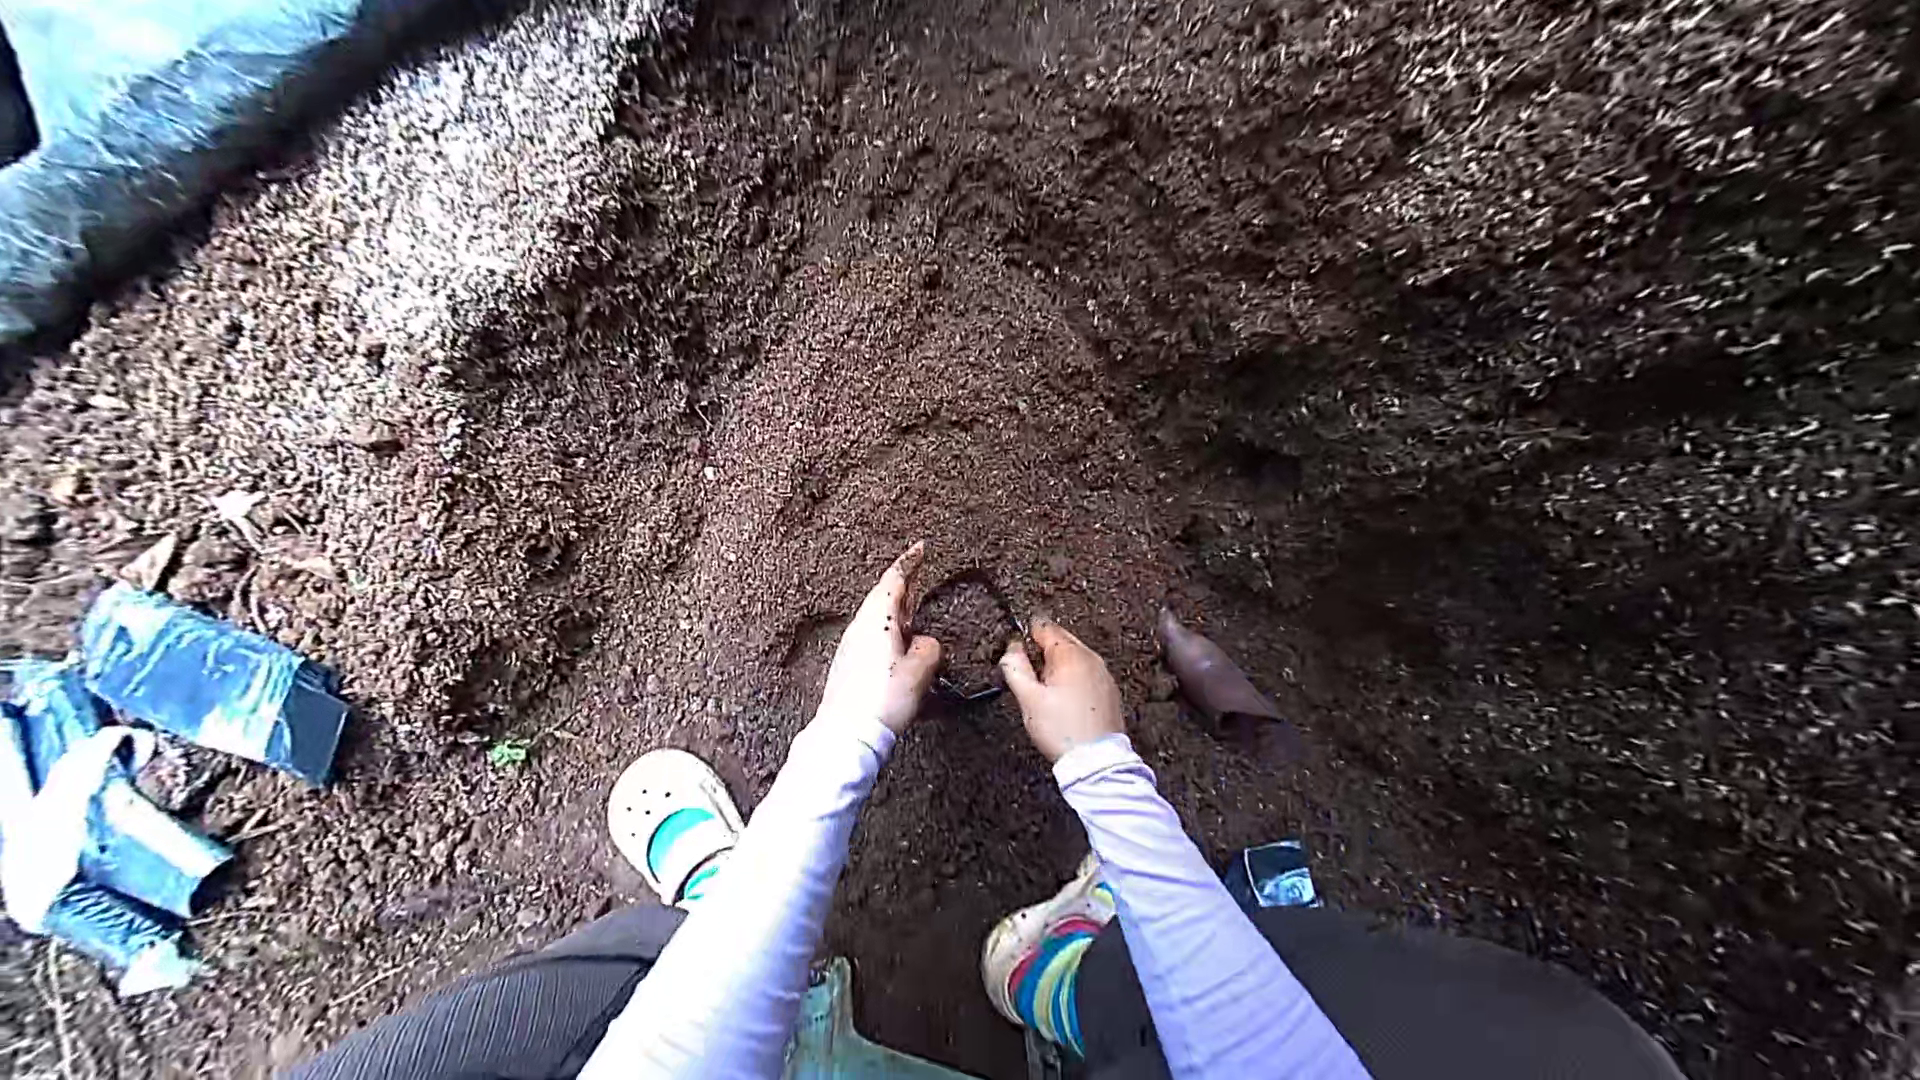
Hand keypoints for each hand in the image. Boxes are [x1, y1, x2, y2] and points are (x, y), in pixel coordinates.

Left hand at [818, 542, 943, 733]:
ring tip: (914, 612)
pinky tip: (897, 644)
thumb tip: (926, 643)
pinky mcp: (848, 664)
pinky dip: (888, 631)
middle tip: (919, 576)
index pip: (895, 580)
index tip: (920, 549)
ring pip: (877, 617)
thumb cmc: (881, 702)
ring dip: (896, 610)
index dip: (910, 562)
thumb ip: (928, 648)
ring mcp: (851, 646)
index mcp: (877, 620)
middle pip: (883, 596)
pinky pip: (871, 636)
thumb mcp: (919, 671)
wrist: (847, 735)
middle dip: (903, 585)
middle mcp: (860, 627)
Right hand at [1000, 617, 1125, 761]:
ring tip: (1047, 692)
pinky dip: (1073, 679)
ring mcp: (1103, 674)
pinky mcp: (1109, 691)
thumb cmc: (1062, 731)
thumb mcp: (1029, 699)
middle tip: (1031, 676)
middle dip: (1043, 651)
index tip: (1017, 651)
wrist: (1096, 761)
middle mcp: (1091, 659)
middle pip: (1061, 640)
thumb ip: (1015, 668)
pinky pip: (1086, 673)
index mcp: (1070, 655)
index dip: (1026, 636)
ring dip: (1058, 666)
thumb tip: (1011, 649)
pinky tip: (1065, 701)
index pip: (1044, 627)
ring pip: (1074, 657)